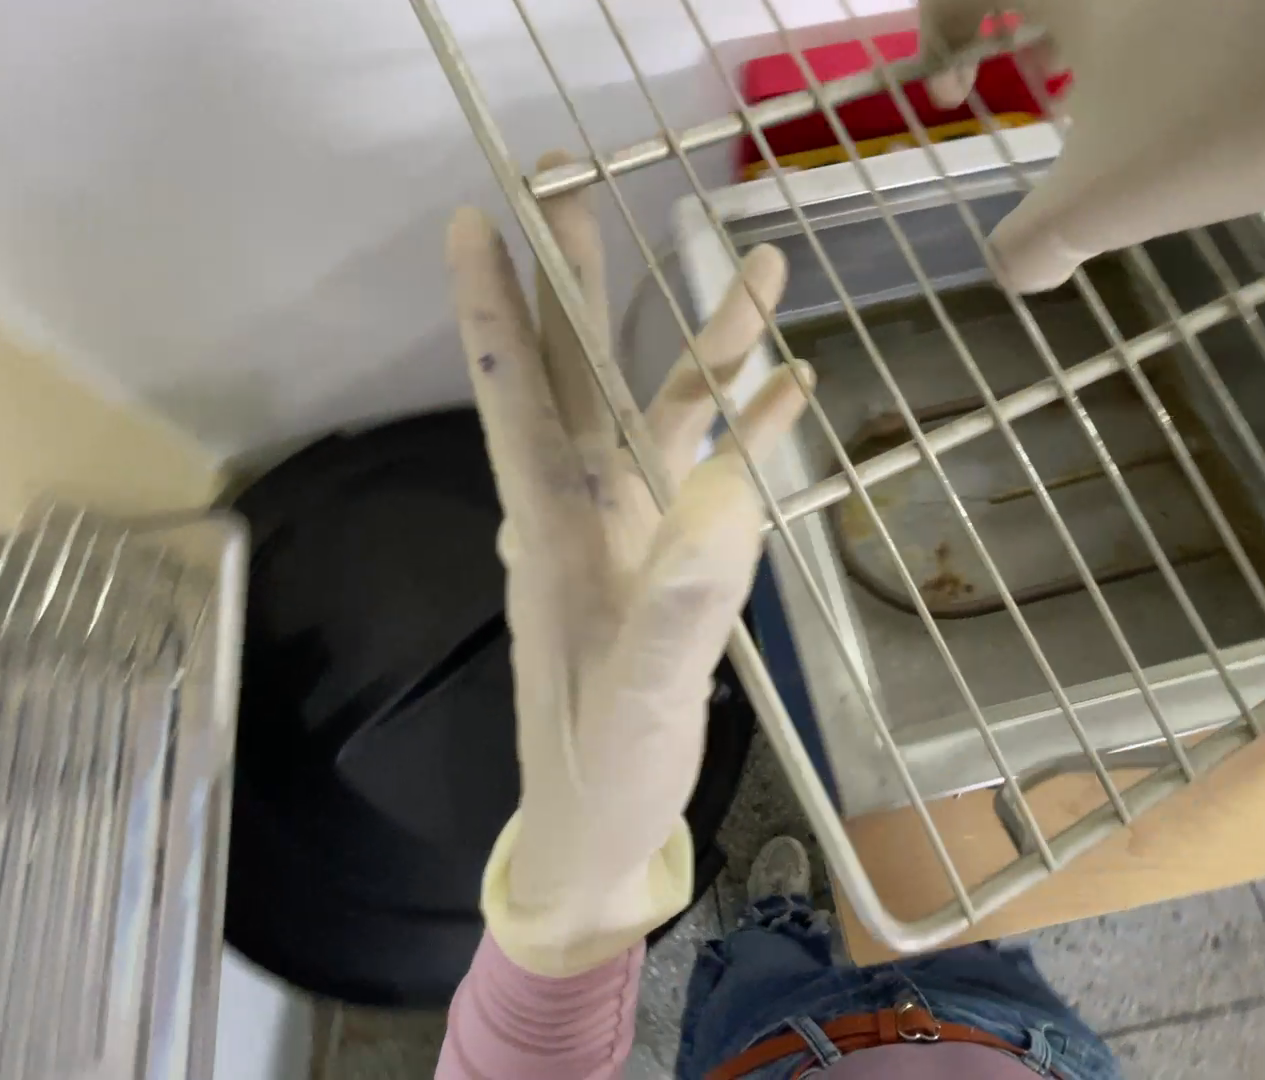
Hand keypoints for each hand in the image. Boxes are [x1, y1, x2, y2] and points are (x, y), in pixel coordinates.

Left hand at [446, 158, 811, 976]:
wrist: (602, 826)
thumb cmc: (603, 770)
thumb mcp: (643, 702)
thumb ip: (681, 605)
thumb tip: (729, 491)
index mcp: (551, 535)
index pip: (514, 401)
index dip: (493, 312)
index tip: (478, 219)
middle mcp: (581, 513)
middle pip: (579, 377)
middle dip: (582, 284)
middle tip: (584, 184)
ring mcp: (626, 531)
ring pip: (657, 415)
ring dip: (706, 348)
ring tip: (763, 272)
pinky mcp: (663, 557)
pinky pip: (704, 474)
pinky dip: (744, 432)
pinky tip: (786, 396)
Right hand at [918, 0, 1264, 292]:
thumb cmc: (1228, 102)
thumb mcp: (1102, 201)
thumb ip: (1030, 247)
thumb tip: (1011, 275)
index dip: (938, 34)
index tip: (948, 90)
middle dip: (1014, 26)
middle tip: (1015, 79)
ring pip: (1121, 3)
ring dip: (1098, 33)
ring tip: (1107, 99)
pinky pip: (1194, 13)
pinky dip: (1172, 39)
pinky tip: (1200, 85)